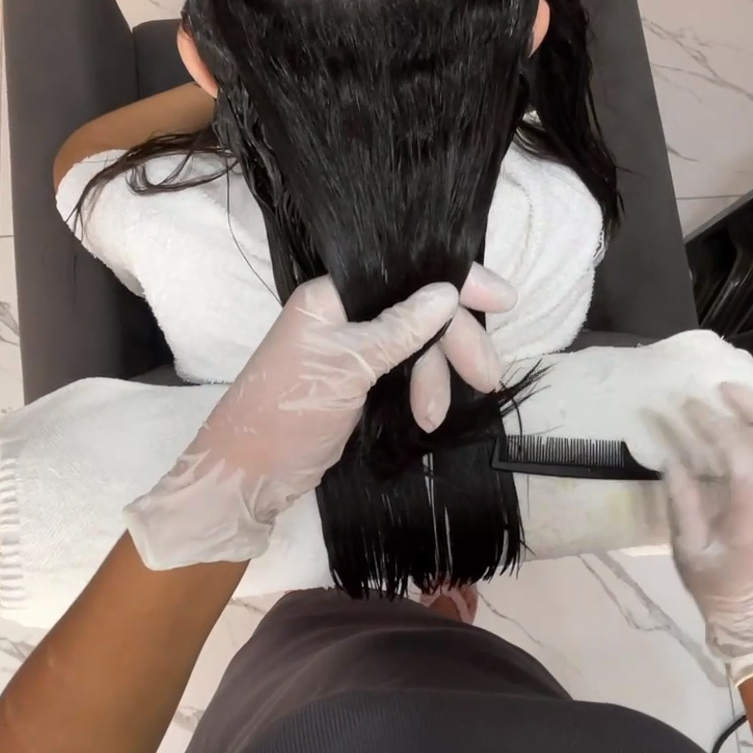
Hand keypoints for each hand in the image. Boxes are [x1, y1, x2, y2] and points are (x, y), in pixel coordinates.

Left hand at [125, 267, 509, 568]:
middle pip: (417, 312)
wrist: (248, 479)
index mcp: (333, 296)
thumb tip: (446, 292)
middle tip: (487, 376)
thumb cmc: (287, 414)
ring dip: (434, 378)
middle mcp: (344, 315)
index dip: (456, 281)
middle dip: (452, 343)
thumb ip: (398, 329)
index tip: (504, 299)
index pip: (404, 274)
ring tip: (434, 417)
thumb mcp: (347, 368)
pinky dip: (419, 392)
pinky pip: (404, 373)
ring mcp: (352, 350)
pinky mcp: (358, 382)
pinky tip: (428, 417)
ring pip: (415, 347)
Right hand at [658, 383, 752, 687]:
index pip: (745, 468)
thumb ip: (681, 503)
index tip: (690, 410)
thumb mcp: (685, 547)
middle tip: (723, 389)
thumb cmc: (710, 578)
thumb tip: (671, 457)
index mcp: (750, 524)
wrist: (746, 603)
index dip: (720, 432)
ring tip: (742, 397)